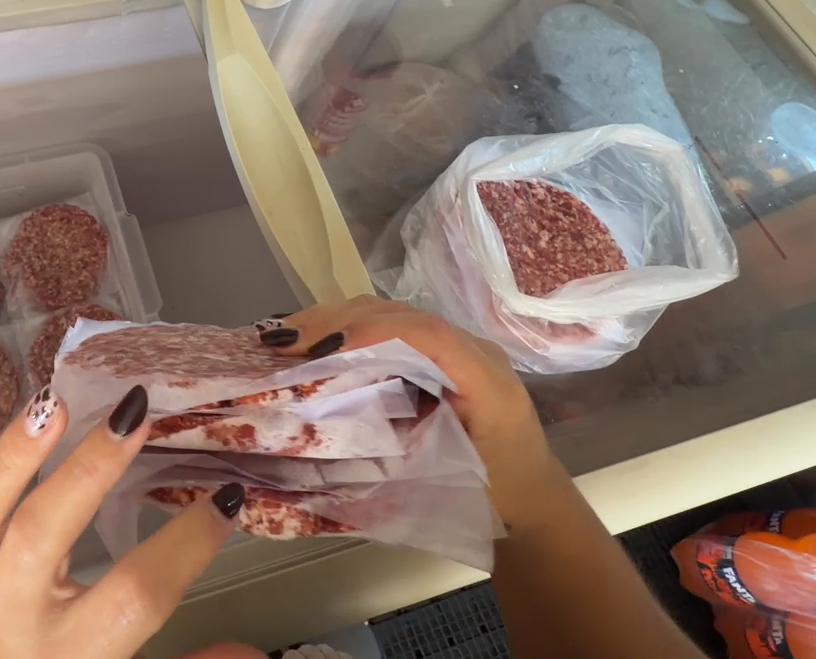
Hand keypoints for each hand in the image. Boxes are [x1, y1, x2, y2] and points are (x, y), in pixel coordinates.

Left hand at [0, 345, 264, 658]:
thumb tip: (260, 654)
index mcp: (68, 651)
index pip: (134, 594)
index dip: (185, 545)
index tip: (225, 495)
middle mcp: (9, 606)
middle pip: (39, 536)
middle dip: (88, 471)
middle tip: (133, 411)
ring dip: (14, 448)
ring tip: (54, 397)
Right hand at [255, 297, 565, 524]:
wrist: (534, 502)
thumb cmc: (494, 500)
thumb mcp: (446, 482)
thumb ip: (400, 449)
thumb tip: (326, 421)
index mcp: (485, 381)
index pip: (425, 334)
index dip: (370, 332)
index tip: (320, 349)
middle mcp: (471, 350)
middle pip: (398, 314)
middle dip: (336, 321)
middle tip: (281, 340)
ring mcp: (454, 346)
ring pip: (388, 313)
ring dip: (333, 320)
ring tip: (285, 337)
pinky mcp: (436, 352)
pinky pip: (387, 327)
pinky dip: (345, 329)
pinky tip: (312, 341)